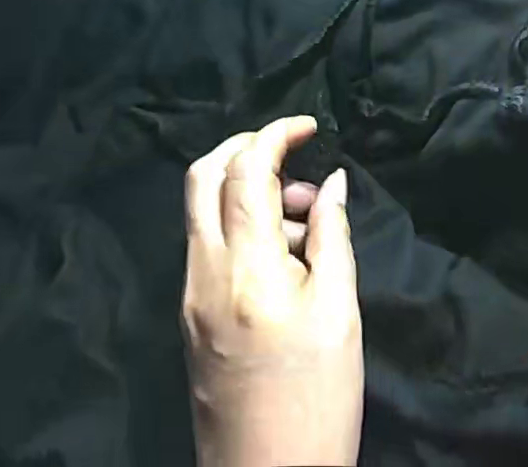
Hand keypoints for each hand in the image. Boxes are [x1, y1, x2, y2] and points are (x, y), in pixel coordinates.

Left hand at [183, 116, 361, 466]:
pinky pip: (206, 239)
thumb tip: (331, 182)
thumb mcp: (339, 314)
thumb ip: (330, 236)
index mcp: (246, 265)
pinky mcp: (188, 307)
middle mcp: (204, 266)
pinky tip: (280, 246)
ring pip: (201, 204)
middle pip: (204, 173)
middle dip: (244, 146)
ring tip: (303, 212)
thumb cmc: (317, 401)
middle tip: (290, 152)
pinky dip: (238, 221)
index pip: (247, 170)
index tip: (309, 126)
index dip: (276, 134)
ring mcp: (189, 287)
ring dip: (245, 185)